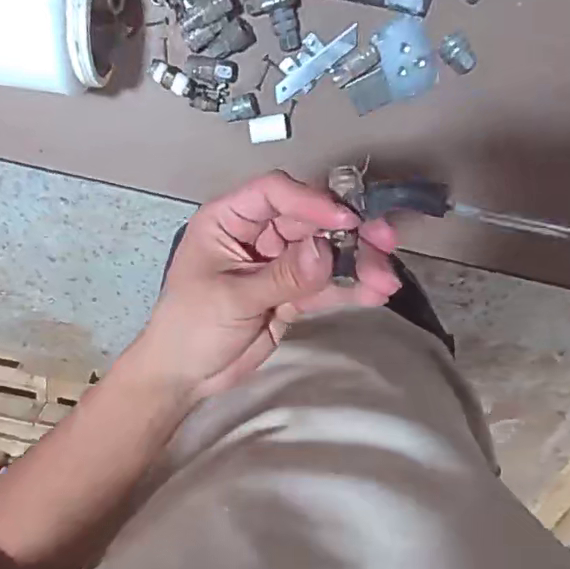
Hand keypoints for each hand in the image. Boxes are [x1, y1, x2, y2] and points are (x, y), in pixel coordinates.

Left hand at [123, 171, 400, 401]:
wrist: (184, 375)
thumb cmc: (190, 327)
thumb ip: (281, 277)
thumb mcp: (232, 299)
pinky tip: (376, 291)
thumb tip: (326, 252)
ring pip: (324, 251)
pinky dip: (350, 286)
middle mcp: (254, 235)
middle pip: (309, 219)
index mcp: (227, 221)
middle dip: (348, 231)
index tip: (344, 220)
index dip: (310, 200)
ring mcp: (275, 264)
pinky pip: (325, 283)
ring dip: (357, 261)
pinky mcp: (291, 292)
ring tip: (385, 279)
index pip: (273, 193)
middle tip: (384, 242)